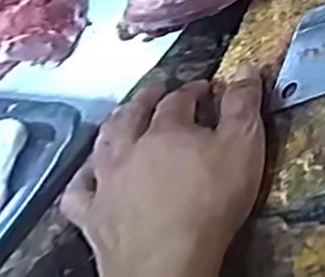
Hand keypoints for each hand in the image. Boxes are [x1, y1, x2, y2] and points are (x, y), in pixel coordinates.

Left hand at [61, 77, 266, 276]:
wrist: (169, 269)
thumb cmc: (211, 201)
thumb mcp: (243, 144)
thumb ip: (244, 103)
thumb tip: (245, 67)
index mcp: (166, 130)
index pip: (178, 99)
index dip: (193, 90)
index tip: (207, 89)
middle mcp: (130, 150)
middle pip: (132, 115)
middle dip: (147, 98)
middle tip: (158, 89)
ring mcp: (106, 186)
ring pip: (103, 145)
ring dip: (114, 126)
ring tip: (123, 119)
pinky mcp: (91, 220)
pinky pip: (78, 191)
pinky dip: (84, 176)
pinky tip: (91, 174)